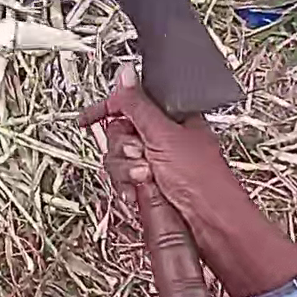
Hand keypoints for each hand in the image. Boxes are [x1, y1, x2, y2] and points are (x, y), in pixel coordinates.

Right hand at [80, 65, 240, 221]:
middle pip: (117, 132)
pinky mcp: (145, 185)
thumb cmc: (202, 178)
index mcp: (169, 118)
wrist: (209, 222)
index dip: (108, 109)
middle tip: (139, 153)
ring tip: (146, 176)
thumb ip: (139, 104)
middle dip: (123, 146)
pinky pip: (119, 179)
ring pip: (115, 158)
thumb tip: (125, 74)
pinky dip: (126, 186)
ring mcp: (152, 163)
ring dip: (125, 169)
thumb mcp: (164, 134)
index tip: (87, 119)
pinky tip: (139, 191)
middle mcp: (160, 138)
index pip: (131, 104)